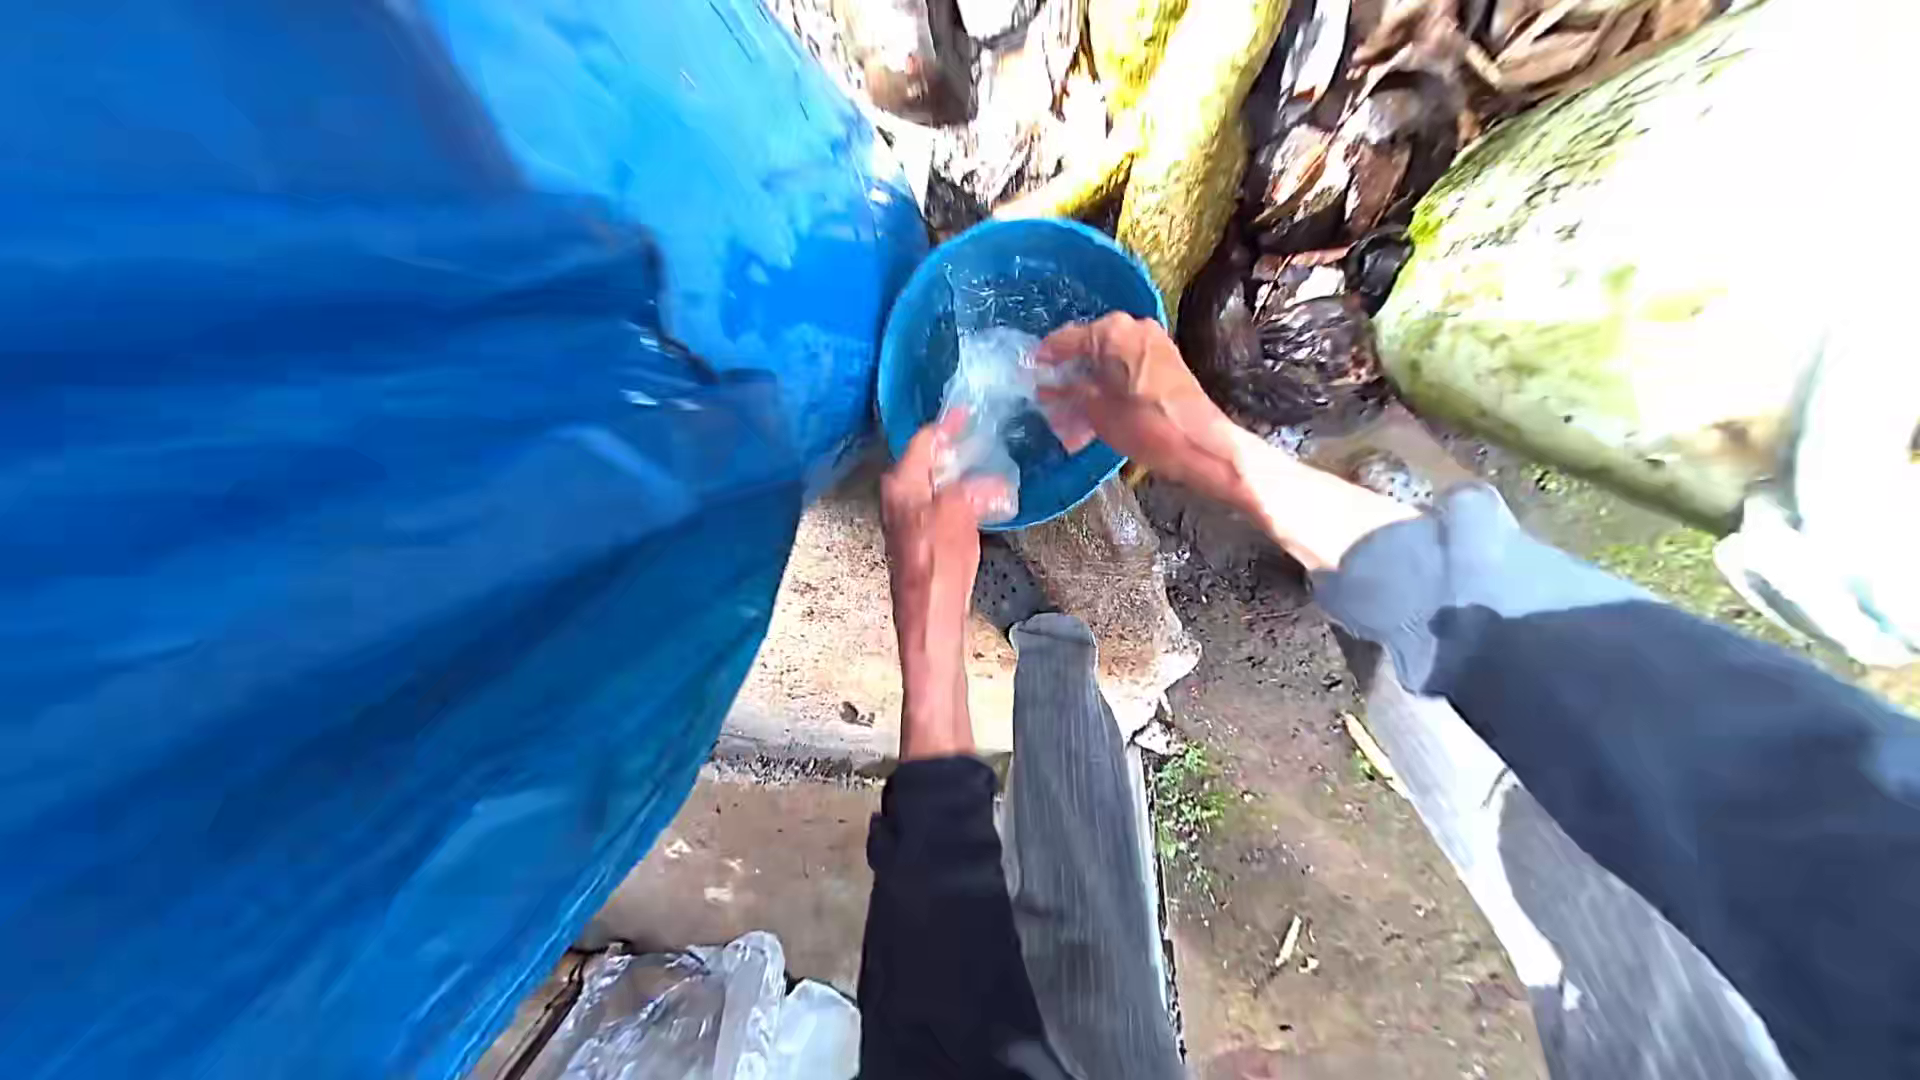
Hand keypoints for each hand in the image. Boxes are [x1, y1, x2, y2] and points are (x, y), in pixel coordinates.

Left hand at [880, 411, 1010, 758]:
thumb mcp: (956, 514)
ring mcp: (909, 518)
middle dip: (951, 445)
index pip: (922, 441)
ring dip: (956, 469)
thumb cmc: (936, 564)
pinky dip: (959, 491)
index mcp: (901, 485)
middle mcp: (899, 497)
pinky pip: (940, 501)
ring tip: (984, 457)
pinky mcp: (922, 537)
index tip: (967, 411)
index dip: (946, 425)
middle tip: (980, 431)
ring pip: (933, 482)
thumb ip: (973, 489)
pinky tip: (980, 493)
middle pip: (925, 460)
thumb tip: (994, 485)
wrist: (928, 616)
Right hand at [1035, 313, 1415, 569]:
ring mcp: (1151, 343)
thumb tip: (1048, 385)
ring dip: (1084, 379)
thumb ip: (1069, 391)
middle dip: (1065, 370)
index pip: (1065, 338)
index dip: (1043, 358)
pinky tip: (1092, 406)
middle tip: (1046, 395)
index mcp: (1113, 332)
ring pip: (1105, 357)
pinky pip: (1123, 365)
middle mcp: (1133, 327)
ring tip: (1066, 407)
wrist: (1201, 445)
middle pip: (1086, 345)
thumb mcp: (1097, 411)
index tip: (1027, 373)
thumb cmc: (1146, 427)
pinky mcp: (1162, 361)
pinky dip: (1106, 382)